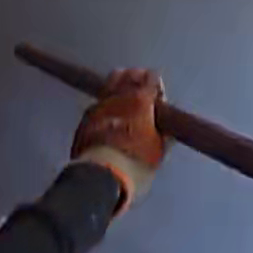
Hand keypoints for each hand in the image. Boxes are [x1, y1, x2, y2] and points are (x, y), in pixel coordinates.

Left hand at [71, 68, 166, 212]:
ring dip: (118, 86)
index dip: (156, 85)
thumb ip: (163, 134)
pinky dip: (104, 105)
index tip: (158, 96)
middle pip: (128, 73)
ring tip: (122, 98)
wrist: (99, 179)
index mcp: (141, 100)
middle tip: (141, 91)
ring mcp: (100, 105)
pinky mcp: (85, 118)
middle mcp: (120, 96)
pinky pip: (97, 102)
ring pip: (110, 83)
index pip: (151, 77)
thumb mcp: (158, 152)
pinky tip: (107, 116)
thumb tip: (167, 129)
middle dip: (136, 78)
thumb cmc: (135, 165)